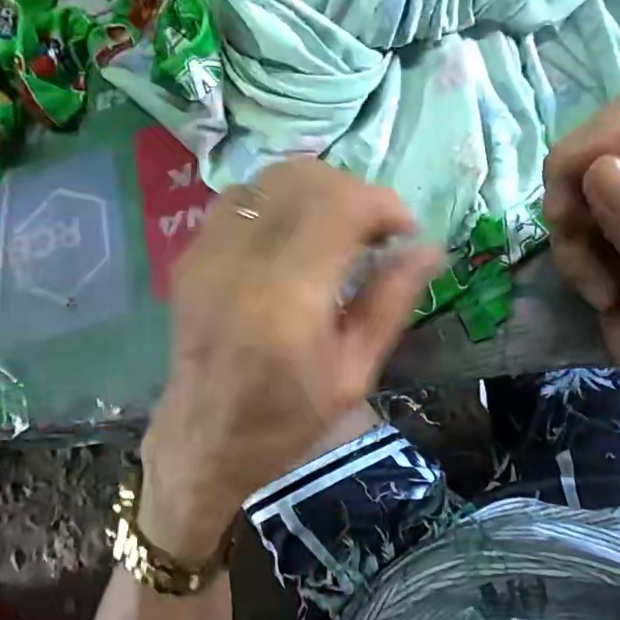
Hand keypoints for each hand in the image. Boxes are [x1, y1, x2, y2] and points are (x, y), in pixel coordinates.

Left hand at [141, 159, 443, 556]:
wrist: (205, 441)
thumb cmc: (287, 419)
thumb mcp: (354, 372)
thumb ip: (391, 301)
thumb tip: (430, 247)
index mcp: (288, 297)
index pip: (339, 205)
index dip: (382, 203)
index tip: (402, 230)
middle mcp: (241, 262)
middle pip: (304, 179)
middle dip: (351, 192)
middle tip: (371, 231)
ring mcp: (207, 253)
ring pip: (268, 178)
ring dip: (313, 191)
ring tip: (334, 229)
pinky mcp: (189, 256)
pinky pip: (238, 198)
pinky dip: (275, 202)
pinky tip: (290, 237)